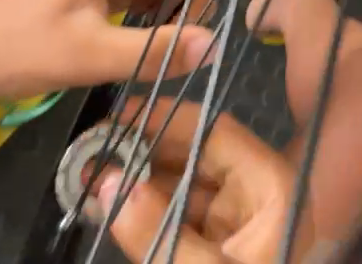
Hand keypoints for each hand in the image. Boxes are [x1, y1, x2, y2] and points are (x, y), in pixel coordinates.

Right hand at [88, 99, 313, 263]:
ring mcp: (239, 223)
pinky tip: (109, 205)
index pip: (215, 133)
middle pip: (197, 158)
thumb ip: (157, 232)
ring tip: (90, 173)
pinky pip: (179, 219)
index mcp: (272, 187)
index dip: (167, 120)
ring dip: (139, 182)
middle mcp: (258, 195)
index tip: (120, 113)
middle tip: (93, 147)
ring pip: (183, 188)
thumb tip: (109, 185)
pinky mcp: (220, 249)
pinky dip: (146, 213)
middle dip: (145, 153)